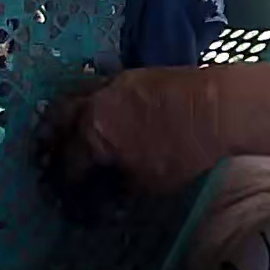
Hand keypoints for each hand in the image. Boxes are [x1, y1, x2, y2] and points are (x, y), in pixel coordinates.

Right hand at [48, 68, 231, 191]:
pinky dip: (94, 104)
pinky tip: (105, 116)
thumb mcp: (150, 183)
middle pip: (58, 118)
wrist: (219, 107)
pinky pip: (99, 88)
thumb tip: (109, 190)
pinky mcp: (130, 74)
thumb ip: (121, 185)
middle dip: (51, 139)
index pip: (68, 163)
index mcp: (93, 134)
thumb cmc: (185, 153)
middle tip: (51, 154)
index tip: (66, 195)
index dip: (64, 183)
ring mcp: (111, 84)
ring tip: (74, 132)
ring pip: (76, 97)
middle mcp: (93, 104)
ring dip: (70, 116)